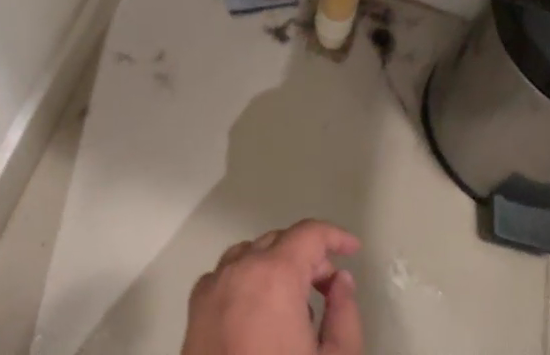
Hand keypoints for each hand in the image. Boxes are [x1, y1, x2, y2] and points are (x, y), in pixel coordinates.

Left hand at [182, 220, 362, 354]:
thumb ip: (345, 315)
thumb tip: (341, 282)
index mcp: (275, 275)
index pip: (309, 234)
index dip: (336, 236)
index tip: (354, 250)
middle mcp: (239, 269)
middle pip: (279, 241)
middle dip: (308, 256)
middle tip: (329, 288)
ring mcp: (213, 286)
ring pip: (250, 254)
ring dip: (276, 266)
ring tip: (296, 304)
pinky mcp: (196, 307)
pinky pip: (226, 275)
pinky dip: (248, 279)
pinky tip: (260, 314)